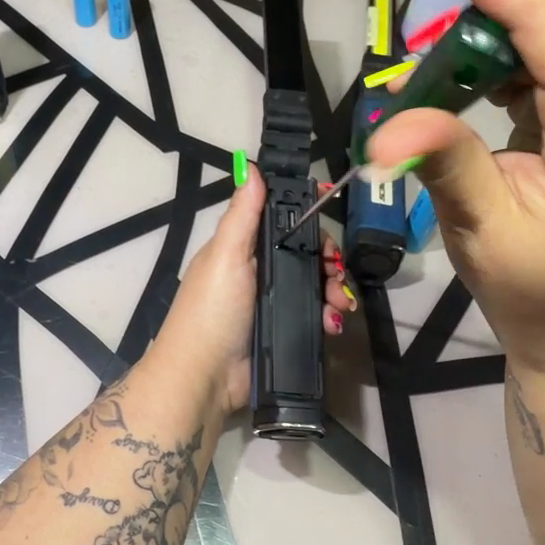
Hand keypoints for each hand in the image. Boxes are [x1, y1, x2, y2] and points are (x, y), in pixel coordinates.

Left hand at [152, 169, 351, 419]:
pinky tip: (333, 323)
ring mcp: (272, 303)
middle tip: (337, 274)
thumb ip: (243, 215)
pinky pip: (315, 316)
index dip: (309, 221)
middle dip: (329, 261)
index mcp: (242, 249)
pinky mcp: (284, 331)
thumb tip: (252, 168)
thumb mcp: (226, 255)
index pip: (284, 223)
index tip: (329, 228)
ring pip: (315, 285)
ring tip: (338, 305)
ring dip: (334, 291)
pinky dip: (328, 316)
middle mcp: (259, 272)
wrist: (205, 376)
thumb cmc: (212, 308)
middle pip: (306, 255)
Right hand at [370, 0, 544, 375]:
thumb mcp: (481, 232)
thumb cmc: (530, 282)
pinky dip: (508, 41)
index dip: (525, 4)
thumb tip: (390, 127)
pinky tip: (470, 74)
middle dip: (522, 0)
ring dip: (511, 18)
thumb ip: (446, 167)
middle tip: (447, 29)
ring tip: (448, 55)